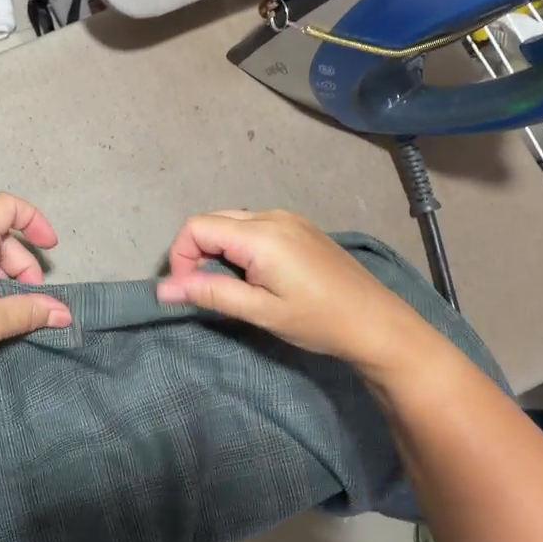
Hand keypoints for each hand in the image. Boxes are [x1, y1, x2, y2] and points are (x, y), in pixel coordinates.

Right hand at [155, 209, 445, 375]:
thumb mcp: (260, 311)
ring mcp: (289, 219)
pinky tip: (255, 276)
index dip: (181, 257)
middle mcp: (272, 216)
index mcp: (260, 235)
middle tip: (204, 290)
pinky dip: (239, 246)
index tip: (188, 290)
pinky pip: (253, 227)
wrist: (379, 325)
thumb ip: (210, 293)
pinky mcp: (300, 228)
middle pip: (212, 221)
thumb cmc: (318, 321)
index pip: (196, 227)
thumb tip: (163, 289)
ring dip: (218, 250)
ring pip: (232, 222)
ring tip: (230, 286)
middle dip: (196, 253)